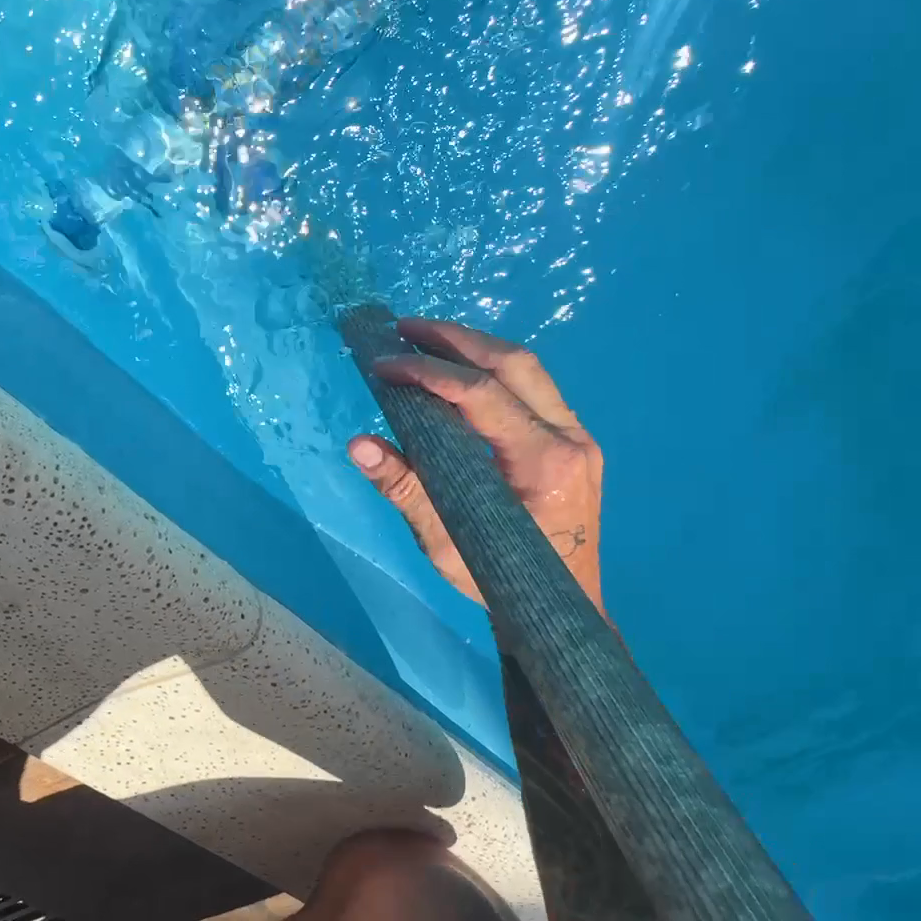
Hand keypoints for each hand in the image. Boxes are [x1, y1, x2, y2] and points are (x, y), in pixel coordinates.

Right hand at [347, 316, 604, 612]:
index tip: (382, 365)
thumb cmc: (500, 576)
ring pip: (527, 369)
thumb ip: (404, 489)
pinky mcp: (571, 441)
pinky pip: (529, 387)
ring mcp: (577, 437)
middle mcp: (571, 439)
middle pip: (514, 364)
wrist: (563, 607)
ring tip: (420, 339)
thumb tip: (359, 445)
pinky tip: (452, 372)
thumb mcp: (445, 542)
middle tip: (401, 329)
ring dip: (471, 347)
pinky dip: (486, 368)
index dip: (428, 371)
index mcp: (544, 462)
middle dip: (454, 339)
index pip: (482, 393)